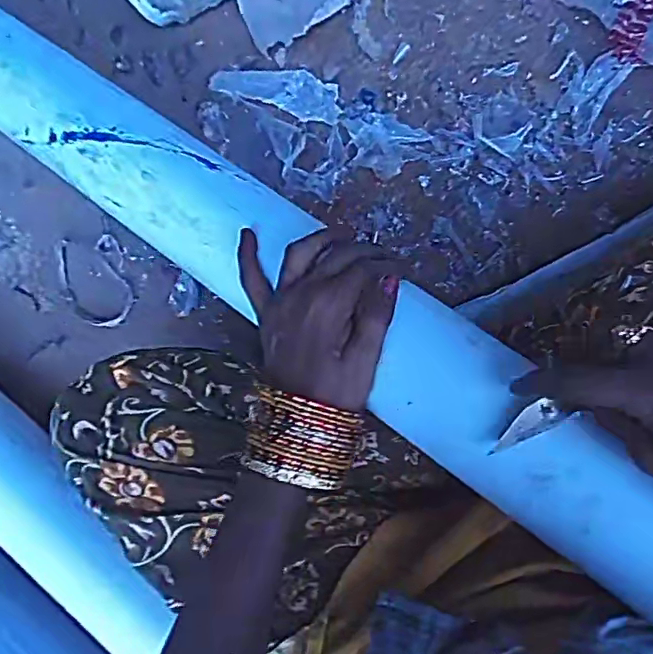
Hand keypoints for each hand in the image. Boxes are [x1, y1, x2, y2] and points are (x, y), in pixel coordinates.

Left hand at [238, 229, 402, 410]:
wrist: (298, 419)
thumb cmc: (337, 394)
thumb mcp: (366, 360)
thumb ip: (376, 316)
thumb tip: (390, 278)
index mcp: (329, 305)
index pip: (363, 270)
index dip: (386, 266)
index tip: (404, 271)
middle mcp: (301, 294)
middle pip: (336, 257)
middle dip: (365, 251)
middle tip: (386, 257)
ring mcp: (280, 301)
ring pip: (299, 254)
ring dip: (321, 239)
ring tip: (341, 235)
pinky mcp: (266, 313)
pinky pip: (251, 278)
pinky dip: (248, 254)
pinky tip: (248, 234)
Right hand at [511, 315, 652, 502]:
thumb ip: (619, 427)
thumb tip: (590, 405)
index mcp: (651, 395)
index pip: (585, 382)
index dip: (548, 383)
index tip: (522, 385)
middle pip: (608, 348)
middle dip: (581, 365)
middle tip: (567, 386)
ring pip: (639, 334)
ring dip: (616, 349)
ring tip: (607, 372)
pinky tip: (652, 350)